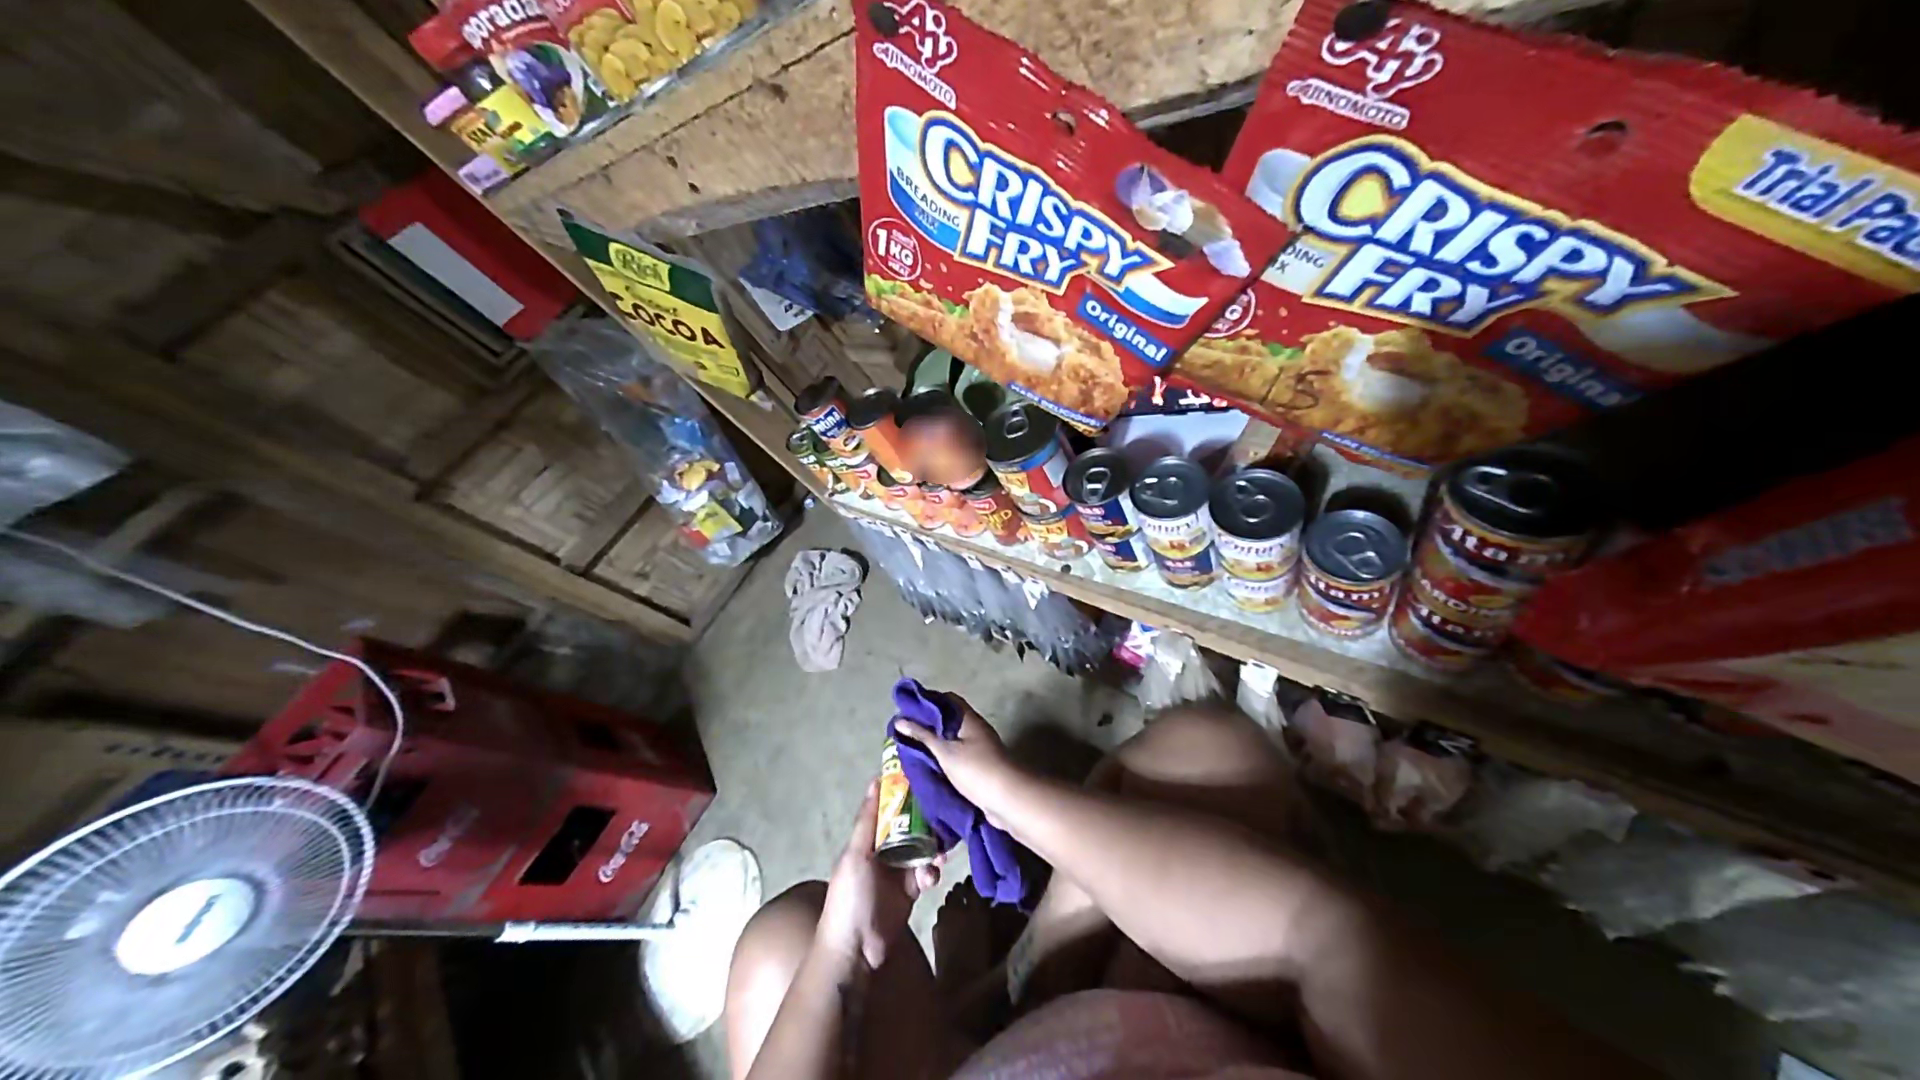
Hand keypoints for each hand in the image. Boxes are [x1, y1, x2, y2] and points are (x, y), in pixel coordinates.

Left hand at [815, 779, 941, 969]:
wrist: (857, 951)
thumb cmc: (851, 897)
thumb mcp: (856, 855)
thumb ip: (868, 820)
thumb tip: (876, 780)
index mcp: (868, 838)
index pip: (889, 808)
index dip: (905, 794)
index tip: (927, 779)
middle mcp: (884, 849)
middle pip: (911, 826)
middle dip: (927, 822)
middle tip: (945, 818)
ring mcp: (899, 870)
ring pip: (923, 847)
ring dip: (934, 847)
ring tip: (942, 853)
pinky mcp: (912, 890)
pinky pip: (927, 872)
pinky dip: (932, 871)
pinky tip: (930, 878)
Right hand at [891, 693, 1020, 826]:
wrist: (1007, 799)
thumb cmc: (975, 769)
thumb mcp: (945, 751)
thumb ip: (922, 735)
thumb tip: (899, 720)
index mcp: (968, 718)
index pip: (946, 699)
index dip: (927, 701)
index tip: (906, 709)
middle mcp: (975, 729)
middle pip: (948, 720)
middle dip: (927, 724)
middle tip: (904, 731)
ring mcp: (979, 748)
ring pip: (952, 739)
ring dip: (934, 743)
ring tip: (910, 748)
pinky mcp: (979, 767)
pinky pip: (956, 756)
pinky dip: (942, 758)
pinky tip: (927, 765)